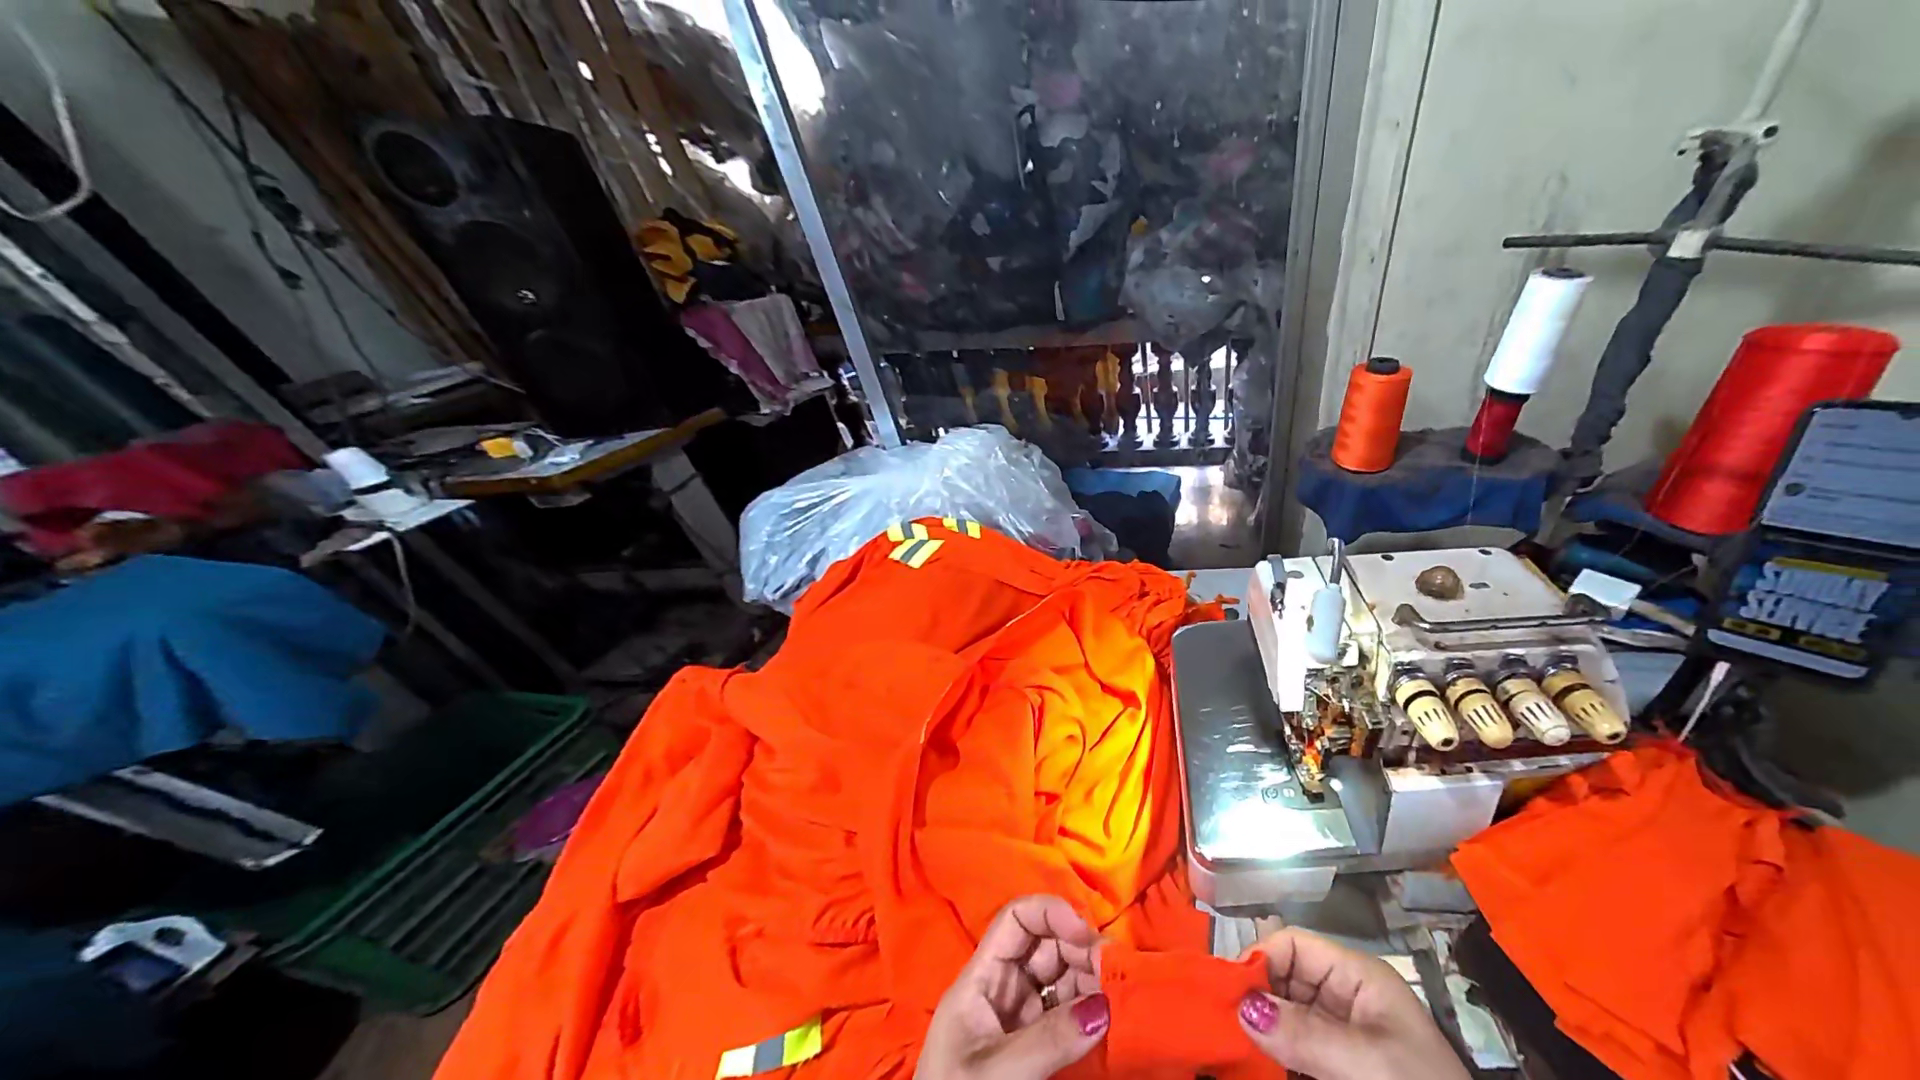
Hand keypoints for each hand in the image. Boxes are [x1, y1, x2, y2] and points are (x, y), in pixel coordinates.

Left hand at [916, 895, 1111, 1079]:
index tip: (1085, 934)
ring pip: (1061, 978)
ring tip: (1118, 990)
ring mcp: (1020, 1017)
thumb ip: (1048, 1040)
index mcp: (981, 977)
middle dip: (1080, 947)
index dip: (1050, 913)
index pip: (1015, 921)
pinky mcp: (1036, 1047)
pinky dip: (1090, 1009)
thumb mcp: (996, 1070)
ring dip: (1090, 977)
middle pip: (1045, 946)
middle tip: (1114, 969)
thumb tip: (1104, 1007)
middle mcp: (1002, 988)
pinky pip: (1067, 1014)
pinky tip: (1110, 1014)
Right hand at [1236, 927, 1468, 1079]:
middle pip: (1281, 980)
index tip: (1228, 994)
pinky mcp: (1334, 1071)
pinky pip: (1290, 1052)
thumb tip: (1241, 1006)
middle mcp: (1344, 999)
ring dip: (1256, 1033)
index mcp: (1358, 978)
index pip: (1292, 945)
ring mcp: (1339, 1038)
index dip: (1258, 960)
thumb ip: (1304, 1034)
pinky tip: (1252, 1068)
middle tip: (1221, 1027)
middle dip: (1251, 1000)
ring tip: (1229, 1050)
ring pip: (1281, 1019)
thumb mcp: (1368, 1064)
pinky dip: (1269, 1059)